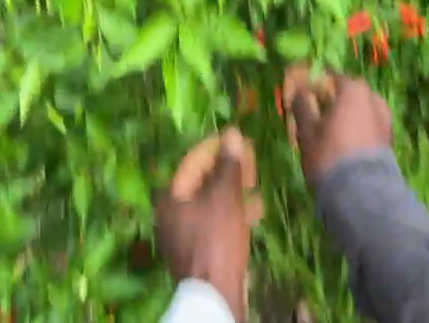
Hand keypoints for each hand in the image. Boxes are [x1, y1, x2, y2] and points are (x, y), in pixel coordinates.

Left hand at [155, 129, 261, 319]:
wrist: (215, 296)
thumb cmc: (216, 238)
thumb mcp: (225, 196)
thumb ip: (229, 164)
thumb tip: (233, 133)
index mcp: (171, 195)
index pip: (195, 159)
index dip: (218, 146)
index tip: (239, 137)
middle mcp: (173, 211)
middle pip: (203, 179)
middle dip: (229, 167)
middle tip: (250, 158)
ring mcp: (186, 232)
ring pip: (213, 200)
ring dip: (235, 188)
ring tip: (256, 180)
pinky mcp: (201, 248)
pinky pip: (217, 220)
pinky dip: (235, 211)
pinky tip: (256, 207)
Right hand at [282, 65, 392, 183]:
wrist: (362, 194)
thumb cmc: (329, 154)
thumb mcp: (307, 130)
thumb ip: (302, 107)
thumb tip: (299, 92)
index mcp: (353, 90)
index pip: (334, 77)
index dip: (319, 83)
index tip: (308, 90)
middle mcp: (373, 99)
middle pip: (351, 93)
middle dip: (336, 100)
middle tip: (319, 111)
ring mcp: (385, 120)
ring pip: (362, 111)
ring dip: (349, 116)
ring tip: (332, 130)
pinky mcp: (389, 142)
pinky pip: (369, 127)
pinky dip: (358, 130)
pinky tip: (346, 144)